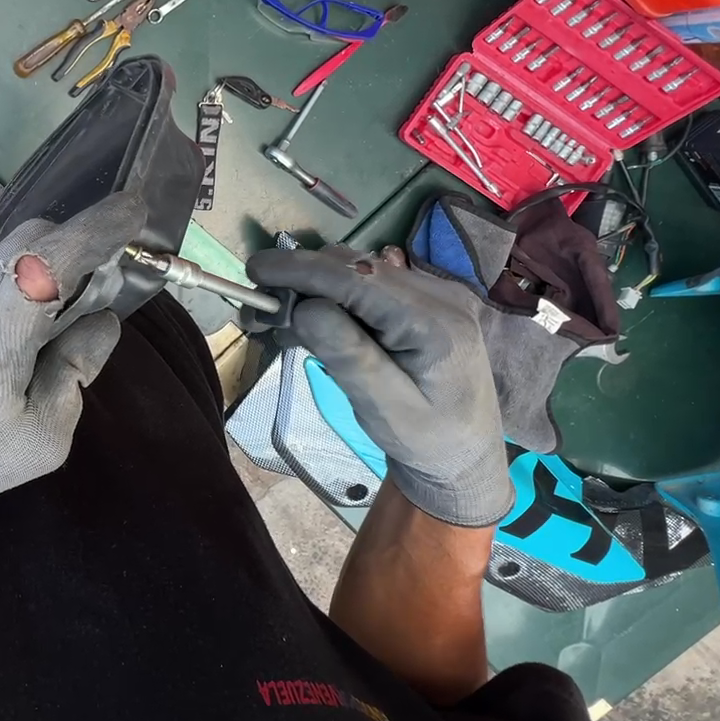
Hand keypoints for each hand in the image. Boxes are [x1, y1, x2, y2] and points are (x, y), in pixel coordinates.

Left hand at [0, 193, 145, 537]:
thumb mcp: (44, 438)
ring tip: (74, 292)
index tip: (132, 211)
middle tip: (112, 262)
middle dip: (76, 237)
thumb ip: (76, 370)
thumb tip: (102, 316)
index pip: (37, 273)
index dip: (88, 234)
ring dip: (52, 253)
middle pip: (25, 240)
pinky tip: (36, 304)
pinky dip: (26, 267)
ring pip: (9, 245)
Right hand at [247, 245, 510, 526]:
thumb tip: (304, 308)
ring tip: (274, 322)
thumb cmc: (425, 440)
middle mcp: (437, 295)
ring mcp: (430, 292)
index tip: (254, 271)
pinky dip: (324, 297)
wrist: (465, 454)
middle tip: (257, 313)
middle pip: (351, 266)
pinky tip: (304, 324)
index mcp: (435, 324)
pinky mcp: (417, 299)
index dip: (300, 269)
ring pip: (351, 270)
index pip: (356, 278)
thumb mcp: (384, 408)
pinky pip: (360, 284)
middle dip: (296, 280)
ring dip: (306, 288)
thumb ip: (349, 356)